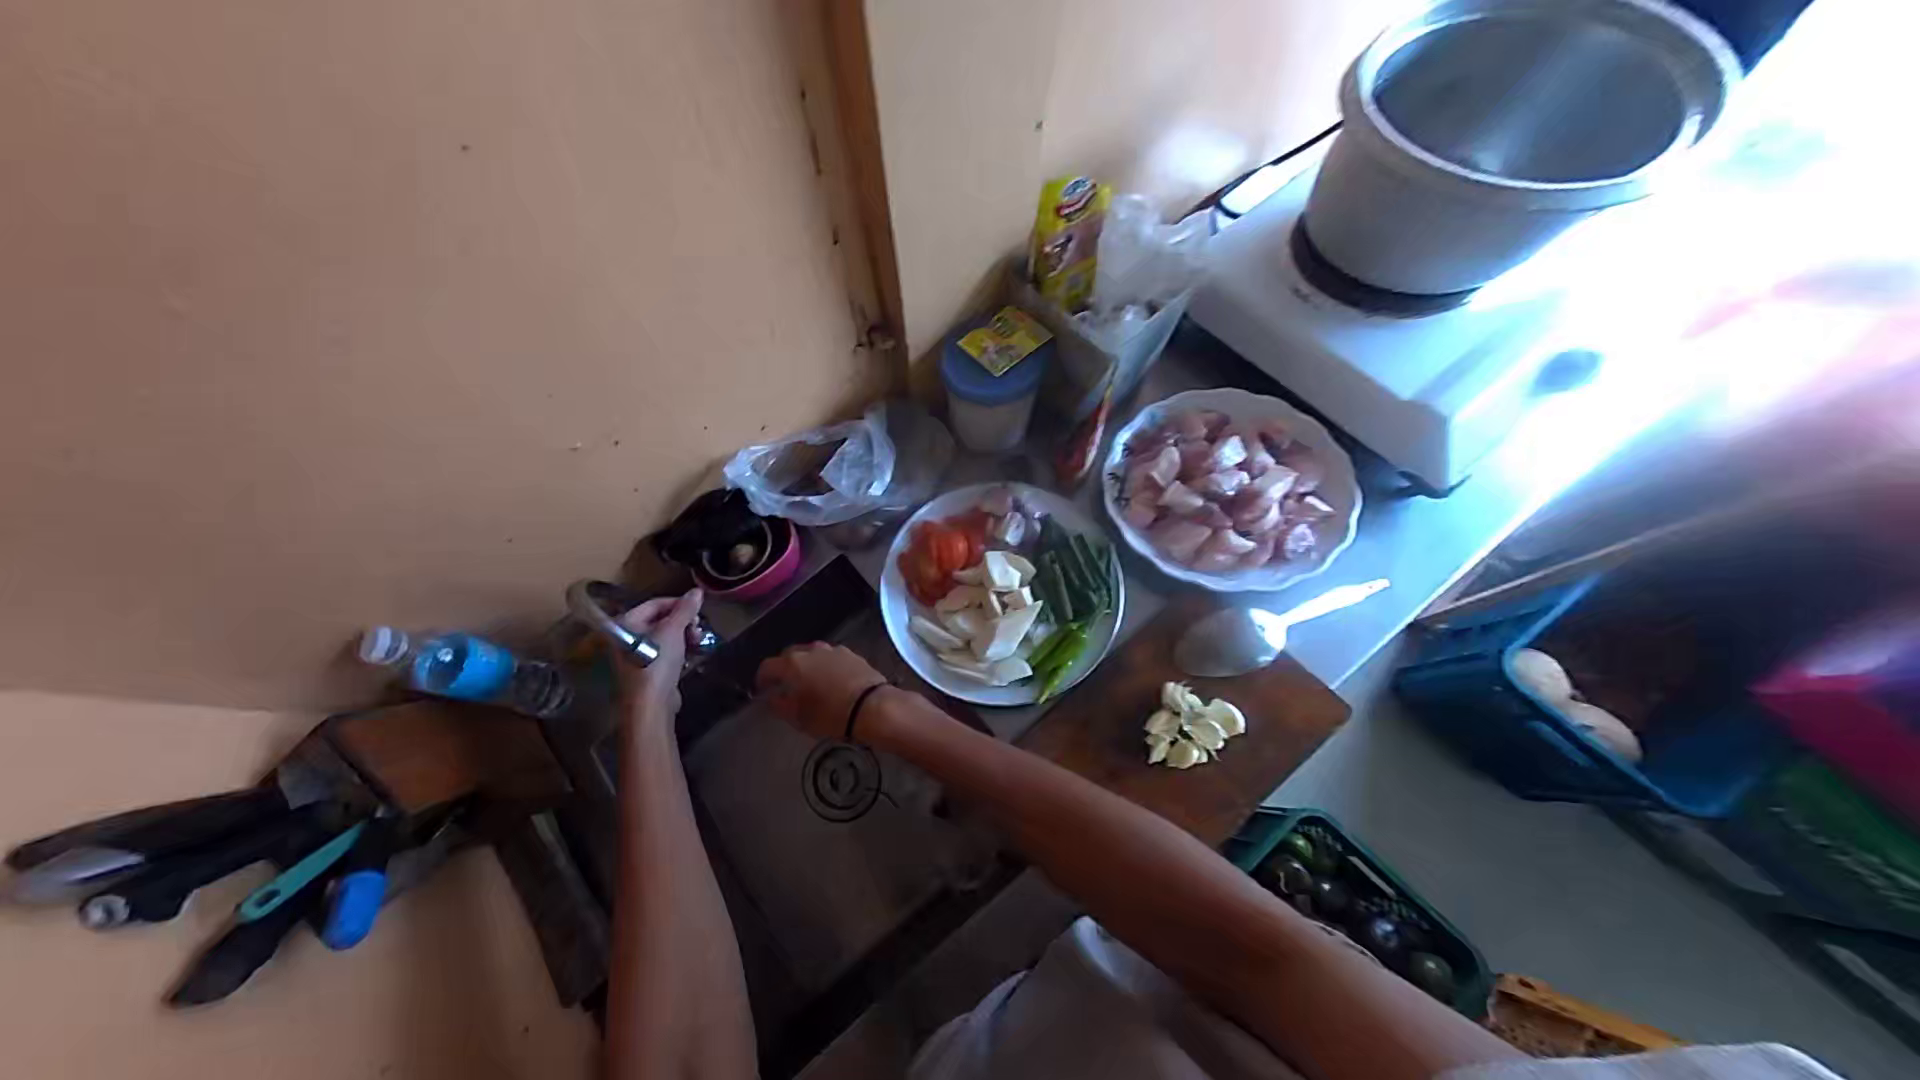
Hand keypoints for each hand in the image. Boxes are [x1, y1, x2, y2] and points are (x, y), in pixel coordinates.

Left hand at [615, 588, 704, 725]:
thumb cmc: (657, 663)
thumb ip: (685, 609)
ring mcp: (638, 654)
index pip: (655, 603)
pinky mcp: (649, 668)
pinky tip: (692, 652)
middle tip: (697, 627)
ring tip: (697, 640)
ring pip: (666, 636)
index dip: (678, 603)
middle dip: (683, 621)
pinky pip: (667, 651)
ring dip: (685, 635)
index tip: (698, 608)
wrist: (651, 704)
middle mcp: (628, 636)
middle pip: (661, 619)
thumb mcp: (673, 630)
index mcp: (627, 623)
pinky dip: (680, 649)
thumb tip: (697, 591)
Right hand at [756, 644, 887, 740]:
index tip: (762, 689)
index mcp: (793, 664)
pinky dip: (826, 666)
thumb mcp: (799, 717)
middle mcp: (811, 650)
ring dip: (807, 666)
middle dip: (785, 669)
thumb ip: (780, 704)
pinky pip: (831, 658)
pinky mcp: (851, 653)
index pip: (768, 666)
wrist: (872, 706)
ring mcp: (833, 650)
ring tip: (810, 682)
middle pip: (790, 656)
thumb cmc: (830, 714)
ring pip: (812, 654)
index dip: (762, 678)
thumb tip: (772, 697)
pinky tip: (831, 680)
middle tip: (786, 686)